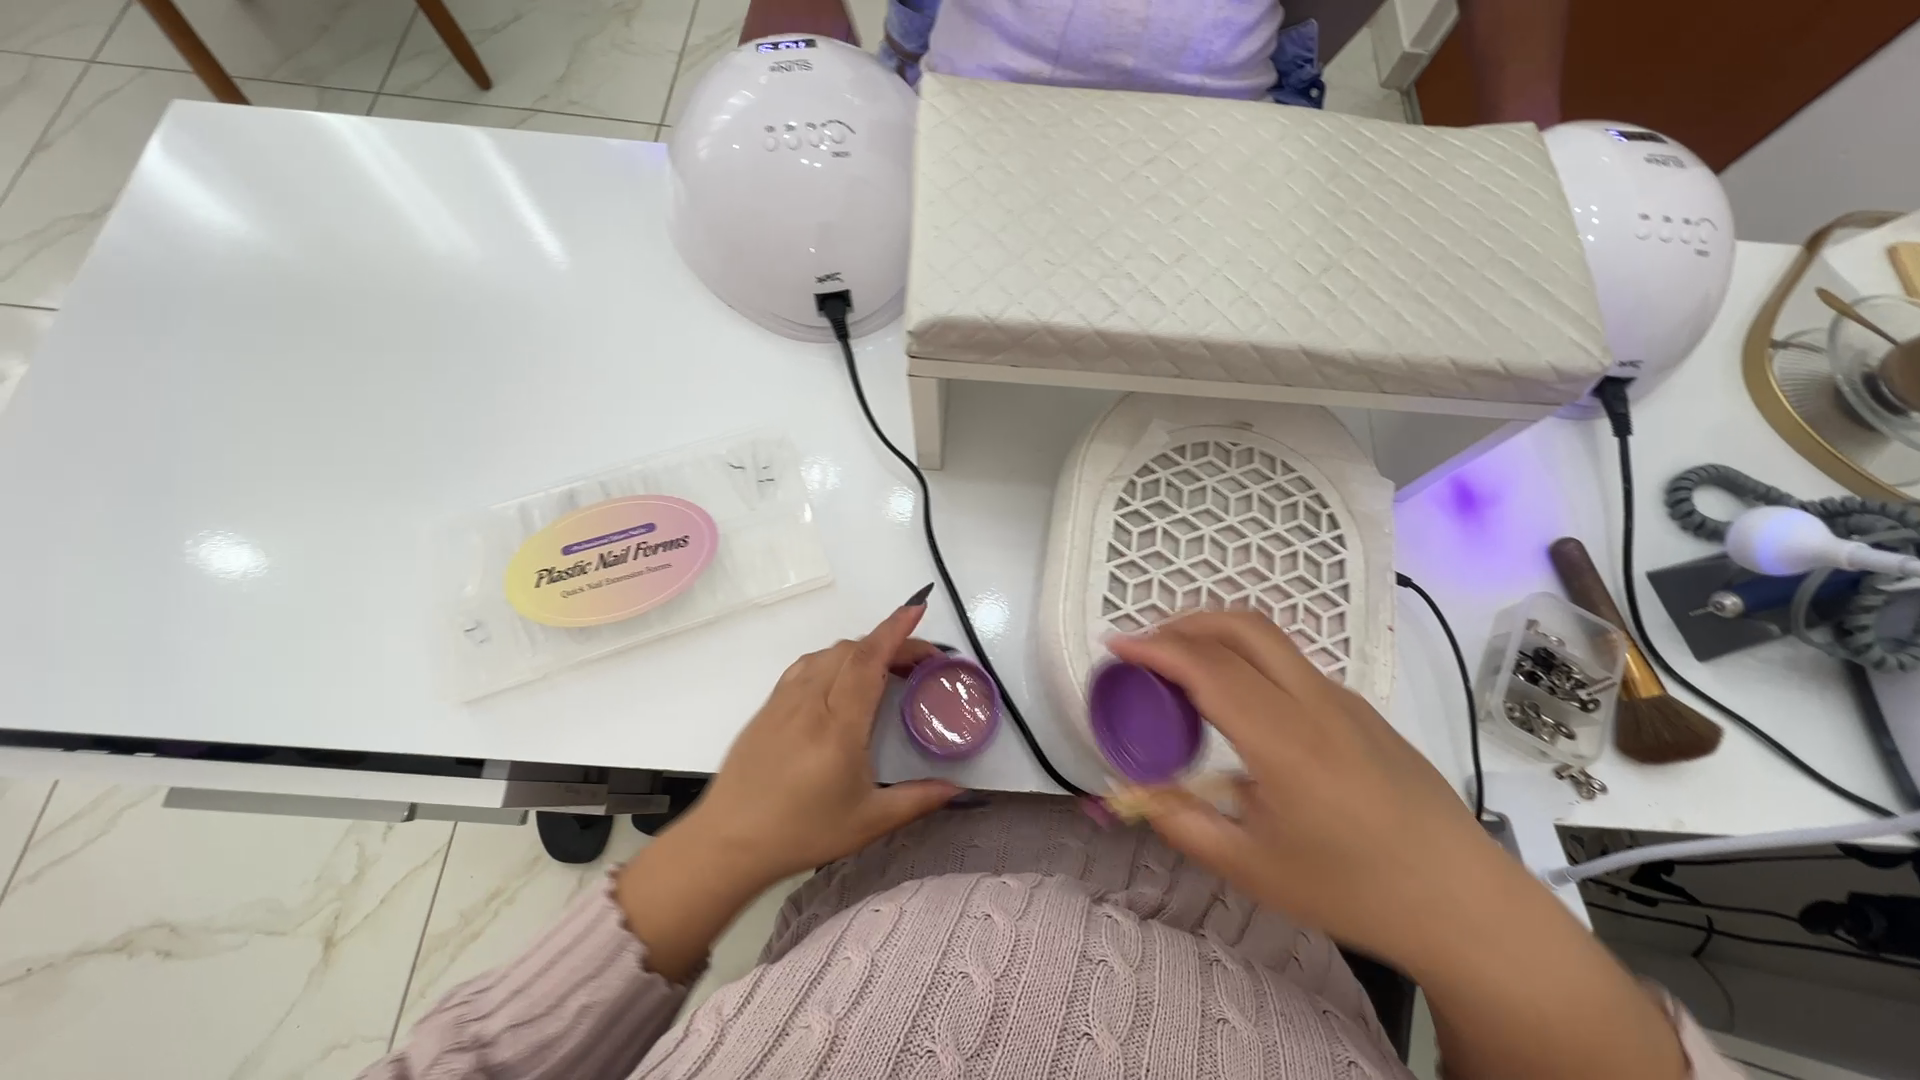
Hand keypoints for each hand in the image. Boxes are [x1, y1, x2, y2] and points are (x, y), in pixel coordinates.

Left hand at [617, 597, 961, 980]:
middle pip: (852, 650)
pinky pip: (804, 667)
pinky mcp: (767, 708)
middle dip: (889, 642)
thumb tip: (958, 789)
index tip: (917, 608)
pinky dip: (832, 660)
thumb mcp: (868, 822)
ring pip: (827, 654)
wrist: (729, 842)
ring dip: (860, 650)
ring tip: (884, 670)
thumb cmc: (802, 833)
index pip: (869, 661)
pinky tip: (840, 682)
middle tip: (918, 663)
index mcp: (839, 726)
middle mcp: (810, 703)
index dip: (896, 630)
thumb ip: (917, 800)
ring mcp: (783, 701)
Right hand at [1108, 611, 1512, 965]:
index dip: (1155, 648)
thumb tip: (1132, 790)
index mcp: (1285, 740)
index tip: (1115, 647)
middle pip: (1242, 627)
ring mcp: (1345, 701)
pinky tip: (1236, 709)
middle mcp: (1316, 702)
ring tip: (1179, 673)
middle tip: (1144, 651)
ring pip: (1271, 641)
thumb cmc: (1352, 890)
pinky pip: (1292, 667)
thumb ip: (1180, 821)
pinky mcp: (1362, 711)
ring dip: (1217, 638)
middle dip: (1183, 624)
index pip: (1208, 667)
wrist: (1461, 901)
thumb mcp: (1250, 868)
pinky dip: (1247, 661)